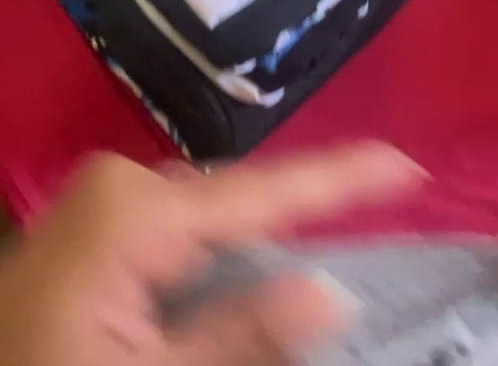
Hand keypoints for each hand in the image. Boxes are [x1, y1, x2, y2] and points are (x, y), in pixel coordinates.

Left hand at [0, 143, 425, 365]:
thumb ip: (242, 334)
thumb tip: (332, 289)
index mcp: (138, 211)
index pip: (267, 190)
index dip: (342, 178)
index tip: (408, 164)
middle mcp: (122, 185)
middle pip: (241, 198)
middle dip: (305, 210)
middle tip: (379, 202)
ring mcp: (100, 201)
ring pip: (212, 214)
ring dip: (263, 234)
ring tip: (329, 225)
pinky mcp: (89, 226)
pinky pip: (179, 228)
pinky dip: (220, 251)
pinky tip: (245, 268)